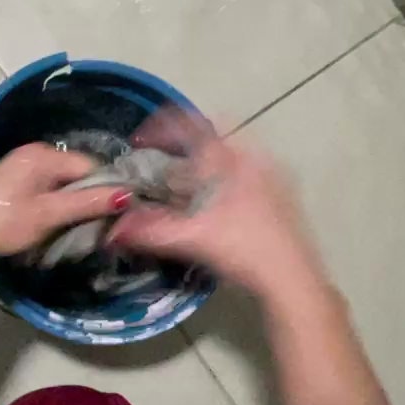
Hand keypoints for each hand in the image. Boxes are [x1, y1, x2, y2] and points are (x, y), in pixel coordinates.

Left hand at [0, 143, 131, 257]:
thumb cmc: (5, 224)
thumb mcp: (48, 215)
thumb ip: (87, 203)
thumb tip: (128, 195)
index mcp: (43, 155)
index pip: (90, 165)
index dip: (105, 188)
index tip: (116, 214)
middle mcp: (34, 153)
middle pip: (76, 173)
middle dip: (88, 196)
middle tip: (97, 224)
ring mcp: (22, 166)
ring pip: (62, 182)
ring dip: (71, 202)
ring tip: (76, 225)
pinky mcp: (15, 182)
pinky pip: (47, 187)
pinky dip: (55, 202)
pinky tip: (55, 220)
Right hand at [108, 111, 321, 294]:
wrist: (293, 280)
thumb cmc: (245, 250)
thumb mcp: (192, 239)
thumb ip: (149, 231)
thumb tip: (111, 229)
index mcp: (231, 160)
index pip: (192, 125)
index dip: (161, 127)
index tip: (140, 141)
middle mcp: (254, 159)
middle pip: (211, 139)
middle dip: (182, 149)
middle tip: (159, 163)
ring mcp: (272, 176)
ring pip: (228, 157)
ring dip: (202, 166)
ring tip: (180, 188)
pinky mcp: (281, 195)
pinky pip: (244, 172)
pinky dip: (221, 179)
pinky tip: (211, 206)